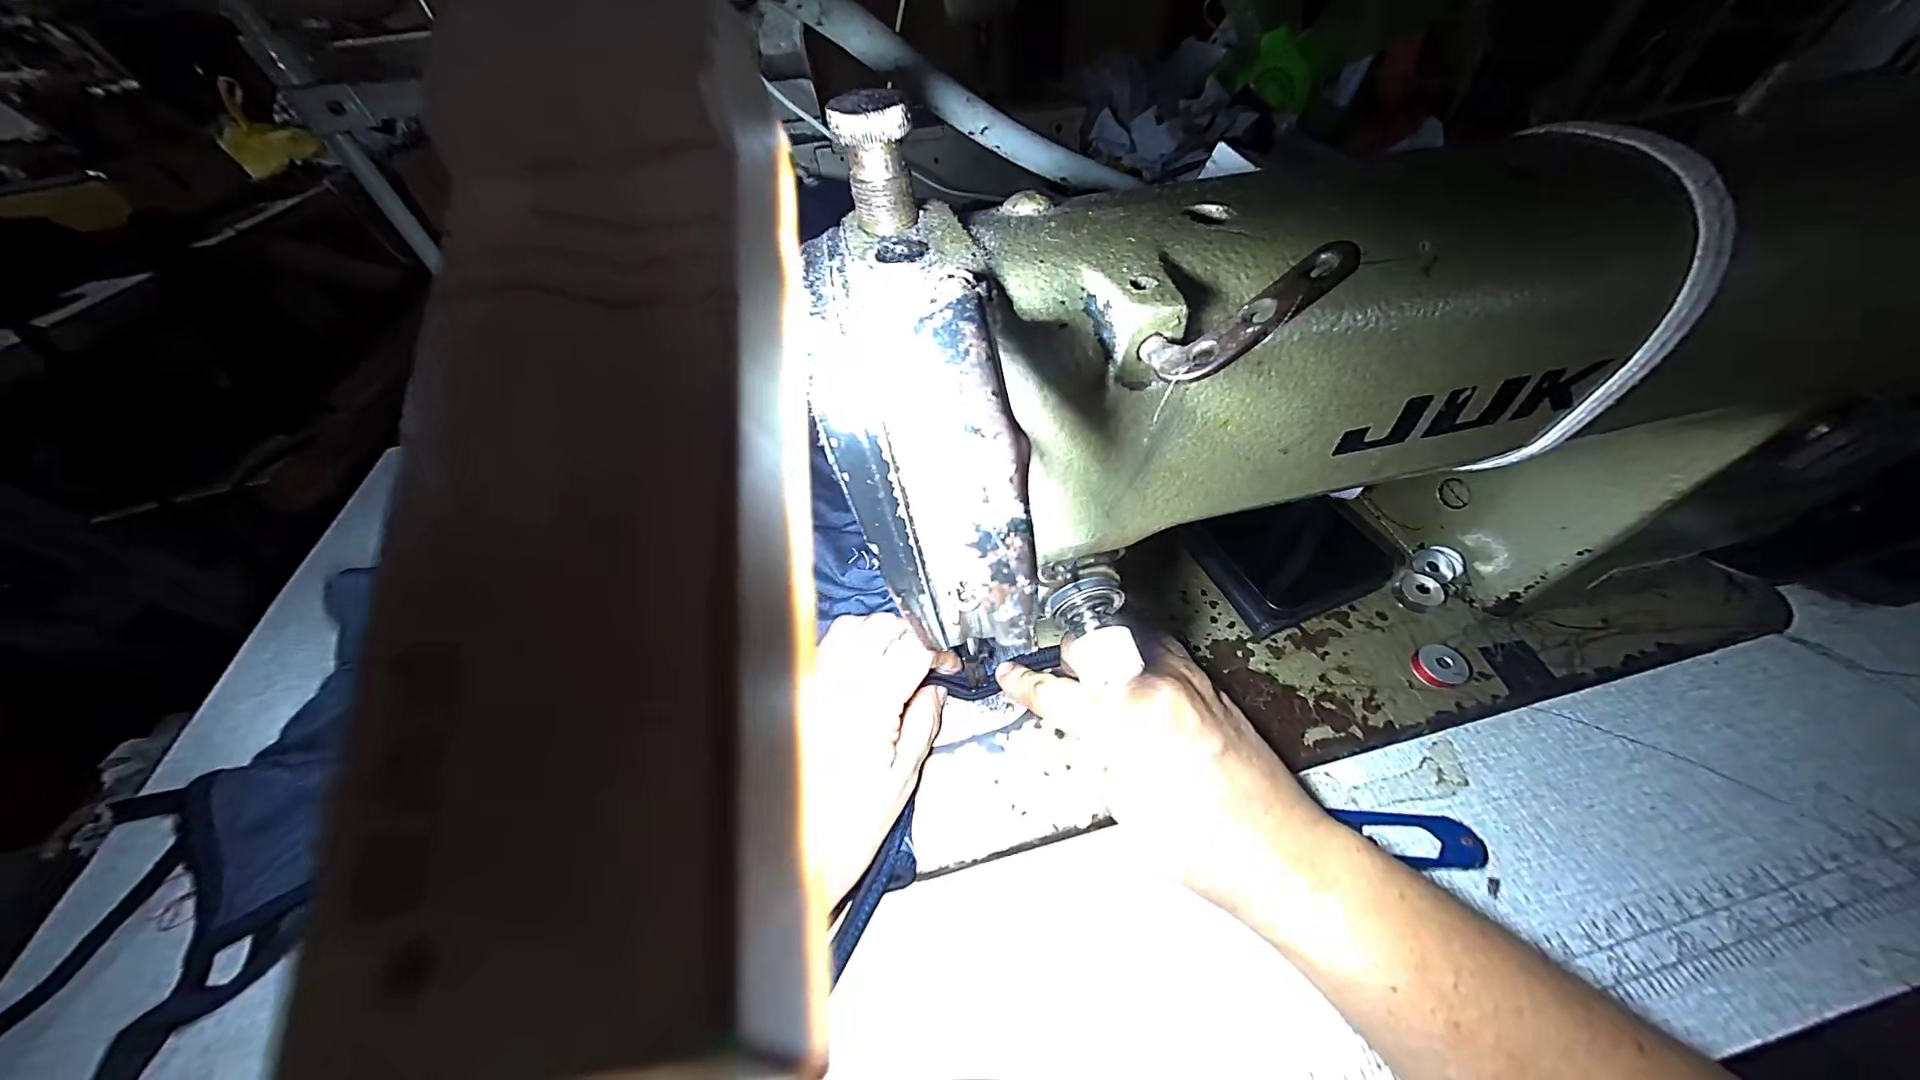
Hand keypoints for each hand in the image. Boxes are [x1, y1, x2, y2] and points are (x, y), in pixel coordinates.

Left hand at [805, 614, 958, 906]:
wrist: (800, 850)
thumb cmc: (848, 825)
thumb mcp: (903, 778)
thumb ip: (924, 724)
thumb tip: (936, 691)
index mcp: (870, 705)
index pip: (913, 650)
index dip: (938, 653)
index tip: (948, 667)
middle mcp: (838, 685)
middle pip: (883, 626)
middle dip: (912, 636)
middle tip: (926, 661)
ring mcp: (814, 683)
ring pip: (852, 626)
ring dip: (880, 633)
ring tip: (896, 657)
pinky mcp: (799, 690)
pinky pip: (827, 644)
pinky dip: (851, 642)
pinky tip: (864, 666)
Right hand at [995, 632, 1330, 913]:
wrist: (1278, 851)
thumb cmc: (1206, 848)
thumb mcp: (1123, 807)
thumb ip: (1097, 755)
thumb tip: (1086, 734)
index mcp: (1125, 721)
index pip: (1057, 692)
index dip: (1024, 684)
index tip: (1012, 676)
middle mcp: (1155, 687)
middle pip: (1090, 648)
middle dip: (1067, 665)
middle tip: (1061, 687)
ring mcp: (1187, 680)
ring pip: (1125, 639)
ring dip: (1103, 658)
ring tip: (1099, 686)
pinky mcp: (1209, 685)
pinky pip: (1161, 651)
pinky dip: (1139, 660)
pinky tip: (1138, 685)